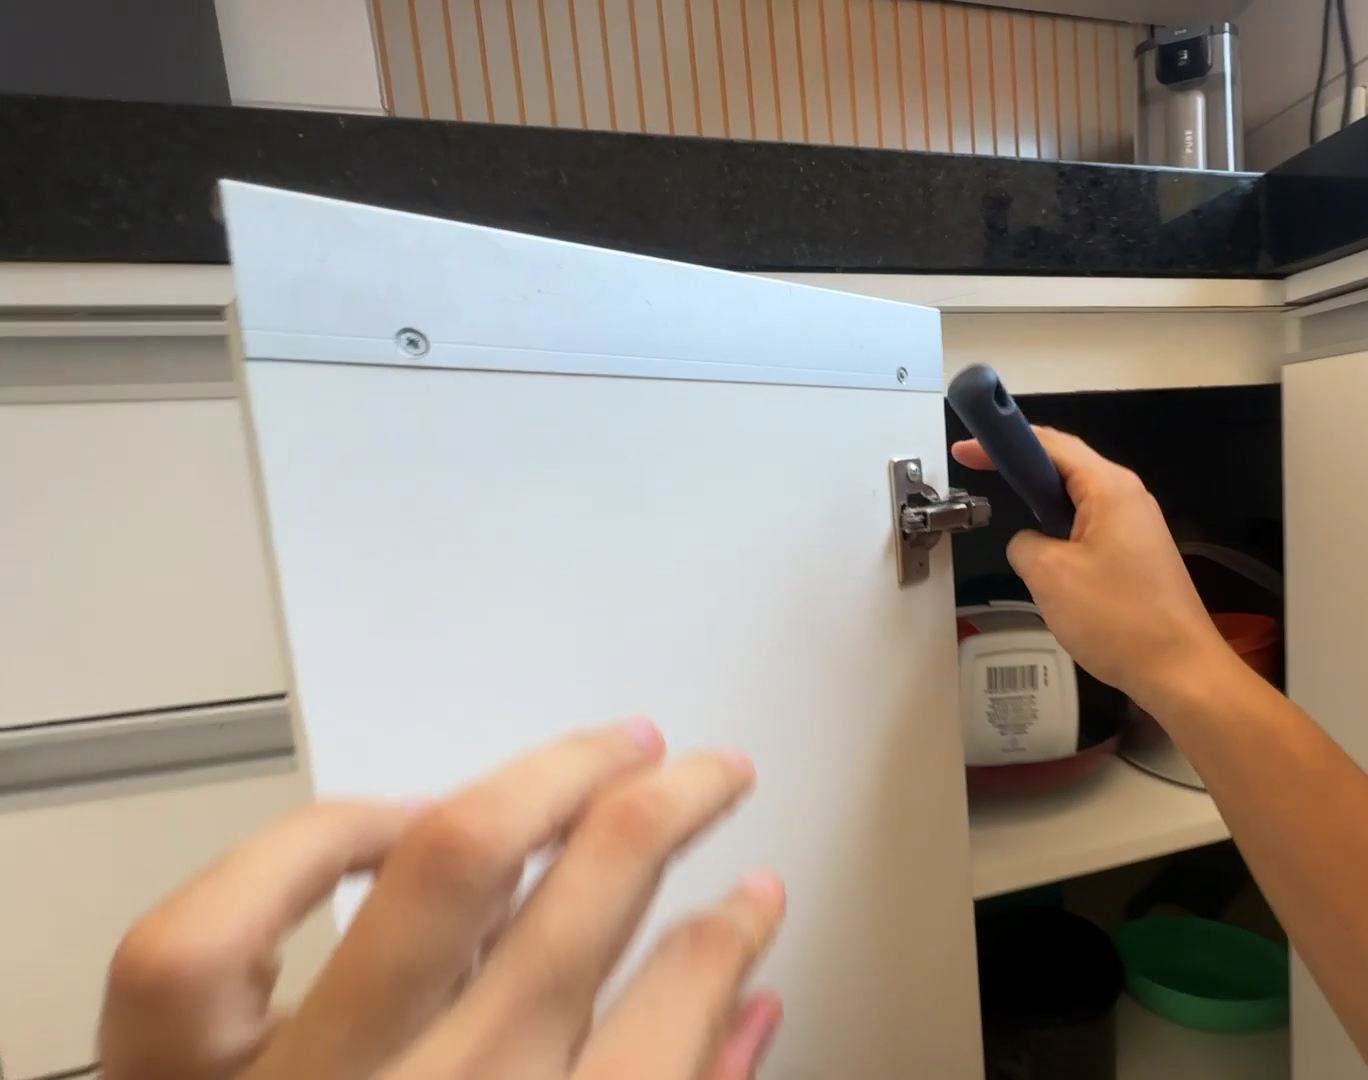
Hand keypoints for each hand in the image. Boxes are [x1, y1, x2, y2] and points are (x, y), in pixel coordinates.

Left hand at [99, 721, 784, 1079]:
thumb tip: (752, 1005)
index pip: (689, 985)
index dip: (742, 923)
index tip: (754, 895)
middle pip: (598, 888)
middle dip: (681, 800)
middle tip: (712, 771)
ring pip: (448, 862)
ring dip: (553, 778)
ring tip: (607, 750)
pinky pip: (206, 942)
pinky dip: (308, 849)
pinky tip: (392, 822)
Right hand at [953, 427, 1236, 711]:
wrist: (1181, 672)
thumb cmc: (1117, 618)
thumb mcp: (1049, 576)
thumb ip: (1024, 544)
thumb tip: (1030, 543)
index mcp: (1110, 488)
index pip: (1050, 444)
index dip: (1004, 441)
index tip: (967, 448)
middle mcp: (1128, 497)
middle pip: (1066, 467)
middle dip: (1022, 470)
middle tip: (980, 476)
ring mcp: (1137, 527)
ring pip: (1078, 502)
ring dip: (1042, 506)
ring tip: (1010, 518)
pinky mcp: (1139, 555)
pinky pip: (1091, 528)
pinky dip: (1062, 532)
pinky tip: (1047, 559)